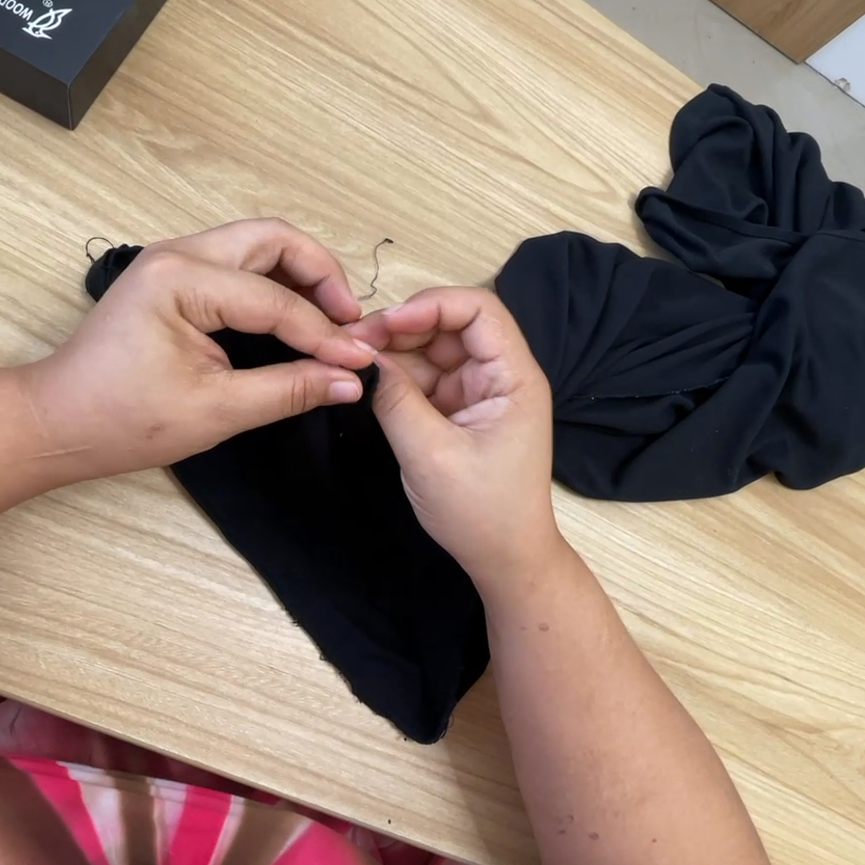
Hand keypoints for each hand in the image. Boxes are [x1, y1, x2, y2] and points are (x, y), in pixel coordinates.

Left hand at [18, 219, 376, 479]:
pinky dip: (278, 284)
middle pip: (274, 238)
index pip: (274, 300)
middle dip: (321, 275)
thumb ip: (290, 390)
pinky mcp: (178, 276)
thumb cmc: (123, 421)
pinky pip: (242, 264)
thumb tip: (351, 381)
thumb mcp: (217, 411)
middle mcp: (178, 253)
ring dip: (302, 275)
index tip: (360, 362)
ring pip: (260, 244)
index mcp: (180, 280)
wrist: (58, 422)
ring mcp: (176, 259)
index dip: (324, 334)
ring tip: (331, 318)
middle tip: (349, 321)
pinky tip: (297, 317)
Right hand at [351, 288, 564, 582]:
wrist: (503, 559)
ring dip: (392, 352)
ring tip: (351, 362)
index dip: (431, 305)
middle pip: (449, 326)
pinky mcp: (457, 411)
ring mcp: (476, 392)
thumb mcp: (430, 454)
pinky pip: (424, 380)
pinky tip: (367, 382)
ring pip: (431, 351)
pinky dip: (396, 378)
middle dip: (401, 329)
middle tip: (351, 344)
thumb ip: (395, 400)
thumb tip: (360, 357)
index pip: (479, 310)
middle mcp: (498, 375)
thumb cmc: (481, 511)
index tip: (385, 325)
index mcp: (513, 378)